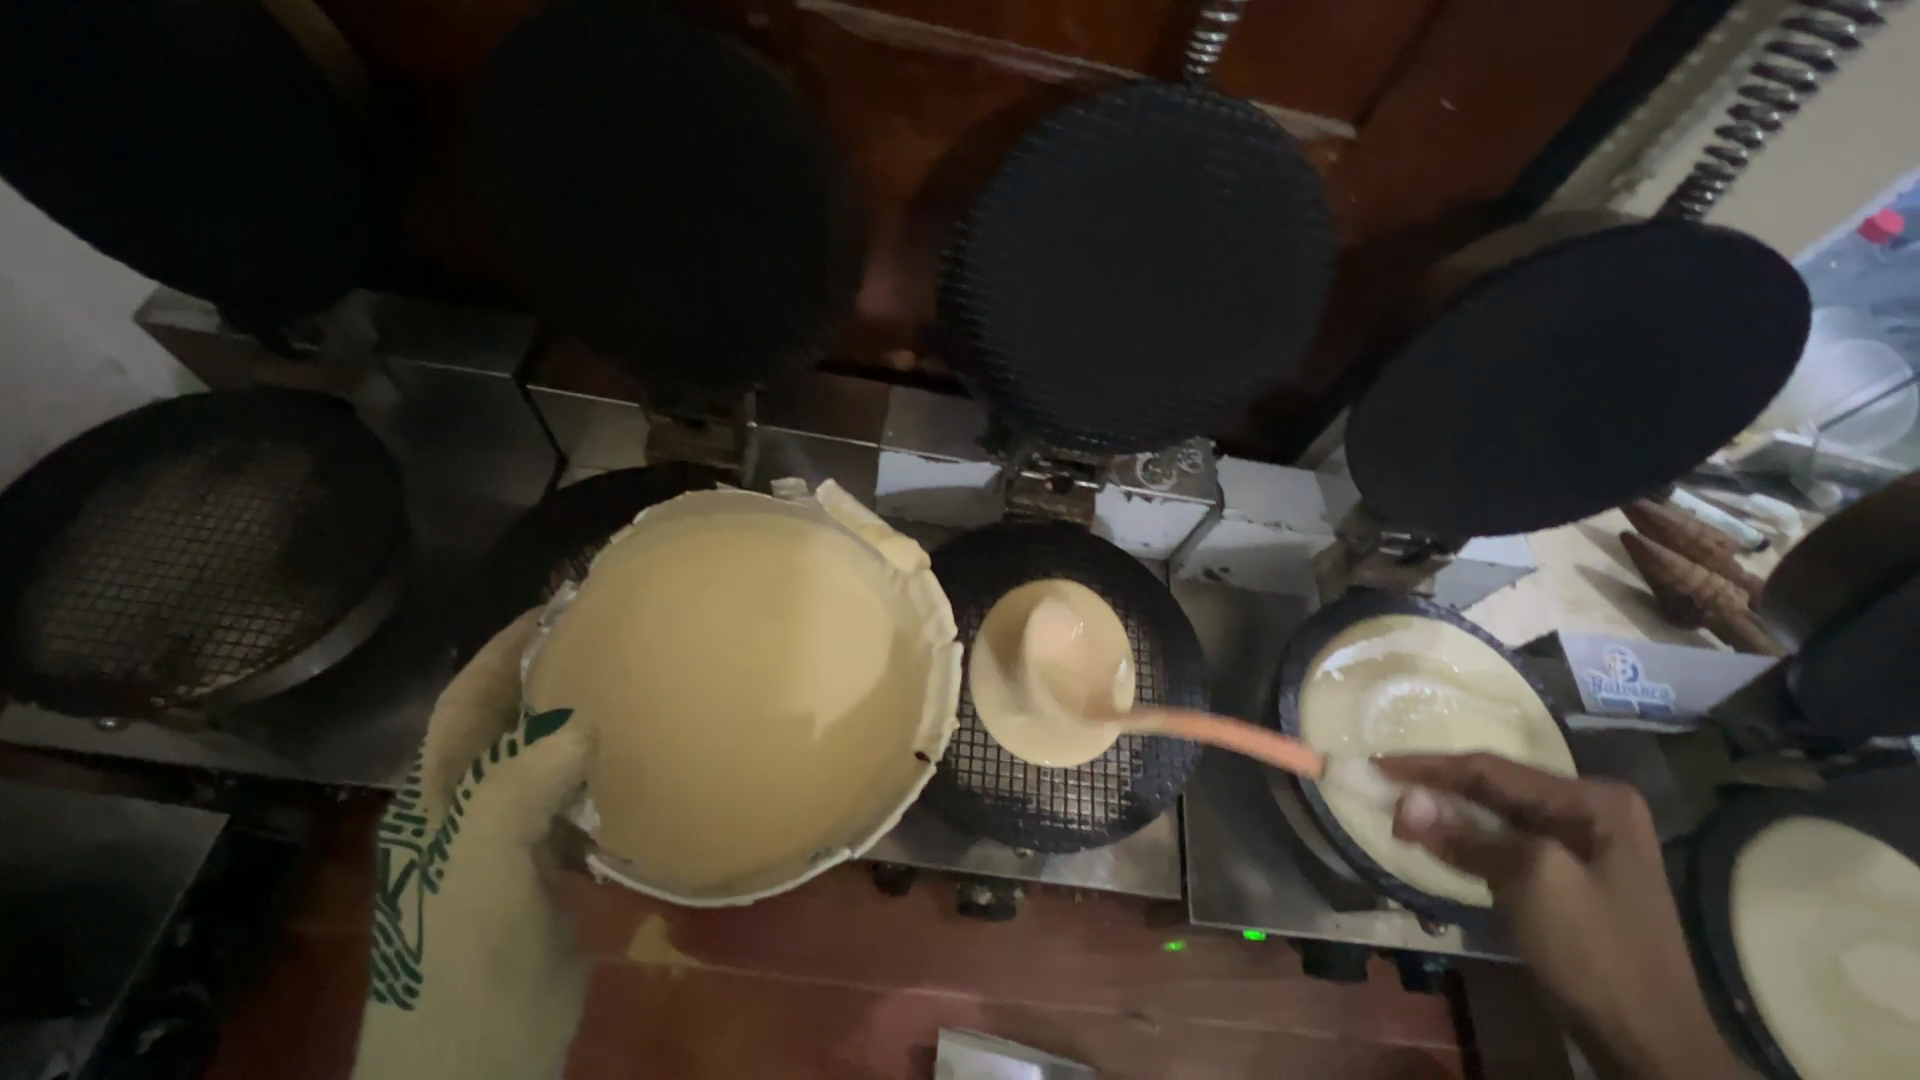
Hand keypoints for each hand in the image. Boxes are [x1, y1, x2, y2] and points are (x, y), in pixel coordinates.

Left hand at [355, 612, 593, 1079]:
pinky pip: (569, 804)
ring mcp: (501, 849)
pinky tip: (640, 765)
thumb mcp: (478, 887)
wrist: (471, 1076)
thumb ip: (512, 801)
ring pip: (537, 762)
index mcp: (436, 805)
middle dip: (546, 673)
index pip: (465, 703)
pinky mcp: (539, 878)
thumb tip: (582, 720)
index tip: (562, 606)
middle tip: (614, 636)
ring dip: (575, 720)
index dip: (505, 650)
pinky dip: (599, 774)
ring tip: (634, 685)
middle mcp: (463, 814)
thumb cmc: (466, 979)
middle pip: (502, 723)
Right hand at [1378, 753, 1743, 1079]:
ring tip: (1397, 816)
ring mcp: (1579, 846)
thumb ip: (1467, 835)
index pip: (1493, 769)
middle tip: (1380, 792)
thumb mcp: (1532, 880)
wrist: (1647, 1041)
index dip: (1429, 766)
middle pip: (1493, 789)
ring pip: (1494, 817)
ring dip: (1444, 816)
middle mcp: (1589, 811)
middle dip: (1435, 790)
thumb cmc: (1597, 951)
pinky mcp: (1564, 878)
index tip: (1376, 765)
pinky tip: (1432, 842)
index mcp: (1594, 800)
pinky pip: (1502, 845)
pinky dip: (1463, 842)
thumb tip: (1405, 803)